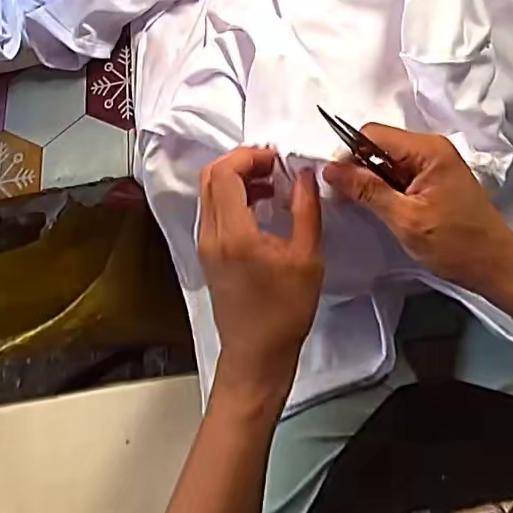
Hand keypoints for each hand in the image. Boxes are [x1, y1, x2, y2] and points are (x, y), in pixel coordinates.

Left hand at [198, 146, 323, 405]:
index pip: (225, 173)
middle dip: (240, 161)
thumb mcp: (307, 258)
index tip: (273, 157)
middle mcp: (211, 234)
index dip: (248, 156)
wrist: (257, 355)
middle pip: (211, 176)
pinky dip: (232, 195)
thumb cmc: (284, 313)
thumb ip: (306, 209)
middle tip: (271, 164)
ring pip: (210, 190)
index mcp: (233, 234)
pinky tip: (260, 202)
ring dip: (235, 177)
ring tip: (270, 181)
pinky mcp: (208, 251)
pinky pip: (213, 208)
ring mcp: (205, 242)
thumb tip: (303, 174)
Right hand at [323, 124, 512, 300]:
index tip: (339, 183)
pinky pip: (399, 171)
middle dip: (359, 168)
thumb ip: (366, 190)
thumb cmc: (457, 246)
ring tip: (367, 207)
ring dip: (372, 180)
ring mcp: (434, 162)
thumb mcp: (405, 219)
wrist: (499, 270)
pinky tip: (384, 208)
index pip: (371, 134)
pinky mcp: (434, 178)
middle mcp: (431, 147)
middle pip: (378, 144)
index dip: (350, 155)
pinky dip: (386, 187)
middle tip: (349, 199)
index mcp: (427, 149)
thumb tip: (330, 169)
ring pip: (386, 159)